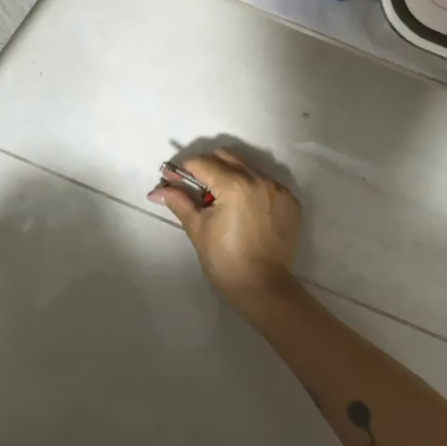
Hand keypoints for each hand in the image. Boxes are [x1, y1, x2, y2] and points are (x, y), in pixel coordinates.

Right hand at [150, 149, 301, 307]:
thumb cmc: (224, 260)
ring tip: (222, 202)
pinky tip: (245, 210)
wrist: (263, 288)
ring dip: (231, 176)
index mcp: (234, 185)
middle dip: (207, 167)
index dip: (184, 169)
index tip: (173, 180)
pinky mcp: (290, 202)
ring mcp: (278, 190)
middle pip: (226, 157)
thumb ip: (179, 201)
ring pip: (248, 168)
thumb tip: (156, 190)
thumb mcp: (198, 228)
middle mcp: (259, 180)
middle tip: (197, 189)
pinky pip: (266, 183)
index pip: (203, 163)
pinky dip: (252, 189)